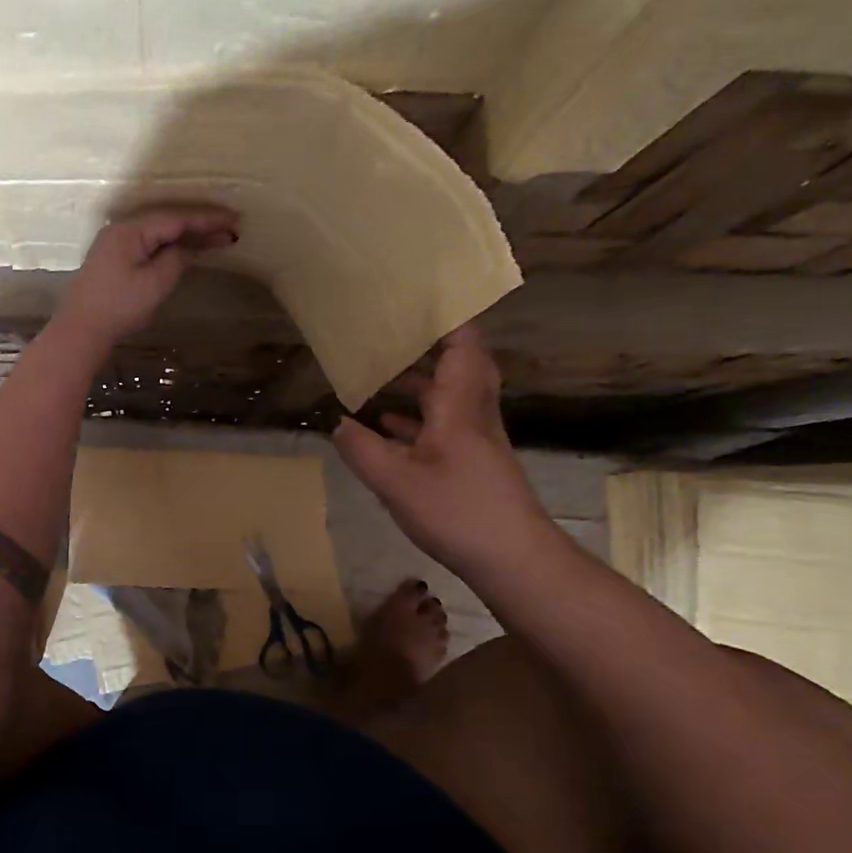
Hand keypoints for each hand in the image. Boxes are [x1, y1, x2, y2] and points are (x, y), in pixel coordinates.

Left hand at [54, 204, 239, 341]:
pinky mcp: (114, 259)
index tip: (234, 220)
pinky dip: (171, 244)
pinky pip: (149, 242)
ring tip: (216, 237)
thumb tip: (190, 246)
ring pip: (159, 231)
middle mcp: (123, 229)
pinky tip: (185, 249)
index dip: (207, 219)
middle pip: (168, 220)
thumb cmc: (118, 307)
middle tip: (232, 226)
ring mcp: (116, 243)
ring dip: (187, 234)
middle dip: (201, 223)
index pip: (177, 218)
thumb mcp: (154, 284)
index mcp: (132, 230)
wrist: (80, 329)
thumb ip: (176, 259)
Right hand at [332, 325, 545, 571]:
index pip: (463, 342)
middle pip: (459, 363)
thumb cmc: (458, 511)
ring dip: (418, 382)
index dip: (446, 315)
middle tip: (393, 331)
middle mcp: (473, 412)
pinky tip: (389, 428)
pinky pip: (444, 423)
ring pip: (449, 394)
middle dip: (427, 344)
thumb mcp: (396, 482)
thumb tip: (338, 424)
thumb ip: (362, 450)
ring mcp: (476, 438)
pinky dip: (418, 418)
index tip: (418, 295)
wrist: (512, 557)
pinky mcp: (474, 462)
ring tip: (380, 375)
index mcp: (460, 404)